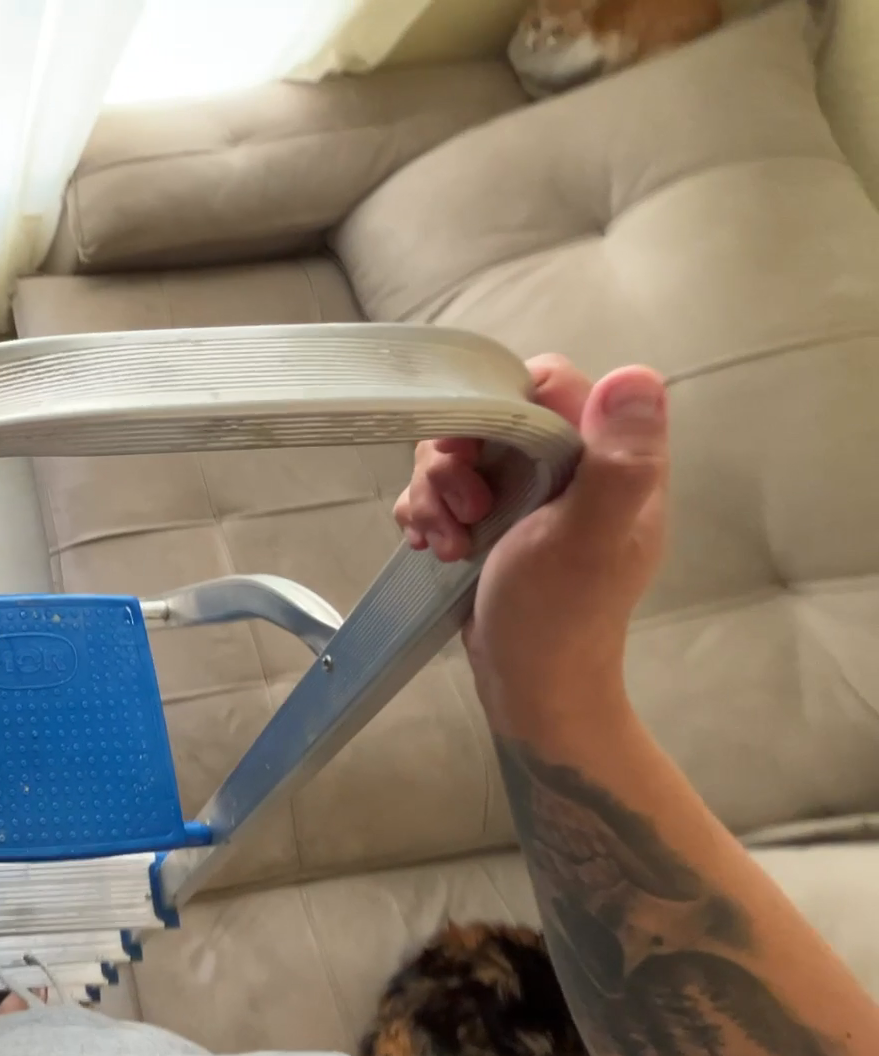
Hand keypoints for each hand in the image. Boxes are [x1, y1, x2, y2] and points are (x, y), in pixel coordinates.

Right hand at [393, 355, 668, 716]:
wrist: (525, 677)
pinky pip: (434, 493)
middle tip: (464, 510)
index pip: (550, 387)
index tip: (471, 448)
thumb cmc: (558, 611)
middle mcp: (561, 467)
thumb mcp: (588, 535)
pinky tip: (431, 547)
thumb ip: (616, 460)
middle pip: (483, 420)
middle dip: (451, 464)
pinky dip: (422, 516)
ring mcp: (518, 495)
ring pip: (450, 458)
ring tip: (444, 542)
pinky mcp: (481, 520)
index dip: (498, 403)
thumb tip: (634, 376)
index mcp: (604, 458)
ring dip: (431, 497)